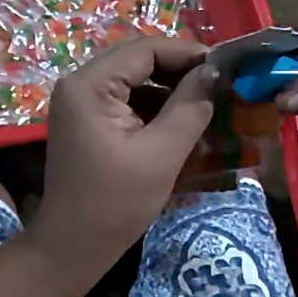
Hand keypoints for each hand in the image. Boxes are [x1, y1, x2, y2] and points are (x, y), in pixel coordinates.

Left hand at [23, 37, 218, 288]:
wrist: (73, 246)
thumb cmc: (116, 202)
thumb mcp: (162, 154)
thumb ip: (190, 107)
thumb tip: (214, 72)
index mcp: (89, 85)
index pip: (145, 50)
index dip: (187, 53)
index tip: (224, 67)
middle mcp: (79, 84)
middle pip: (137, 60)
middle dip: (179, 70)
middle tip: (219, 84)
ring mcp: (79, 102)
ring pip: (133, 80)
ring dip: (168, 88)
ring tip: (206, 101)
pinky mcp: (85, 120)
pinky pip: (124, 100)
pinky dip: (152, 106)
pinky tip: (179, 119)